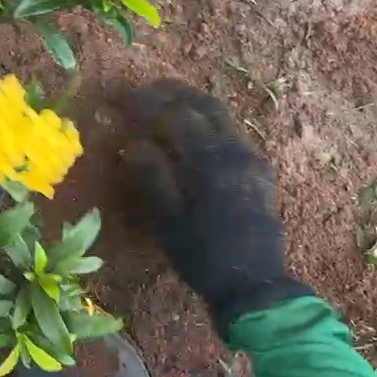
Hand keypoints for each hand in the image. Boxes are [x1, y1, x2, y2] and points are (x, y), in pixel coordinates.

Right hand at [120, 79, 309, 332]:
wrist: (254, 286)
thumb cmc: (204, 257)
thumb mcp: (168, 222)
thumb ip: (152, 178)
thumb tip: (133, 145)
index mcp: (210, 160)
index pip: (175, 115)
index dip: (145, 103)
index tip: (119, 100)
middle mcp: (235, 151)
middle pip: (204, 105)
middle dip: (172, 93)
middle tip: (143, 91)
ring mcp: (250, 160)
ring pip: (222, 118)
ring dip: (191, 106)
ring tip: (164, 107)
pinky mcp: (257, 174)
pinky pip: (231, 135)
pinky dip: (207, 126)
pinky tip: (192, 138)